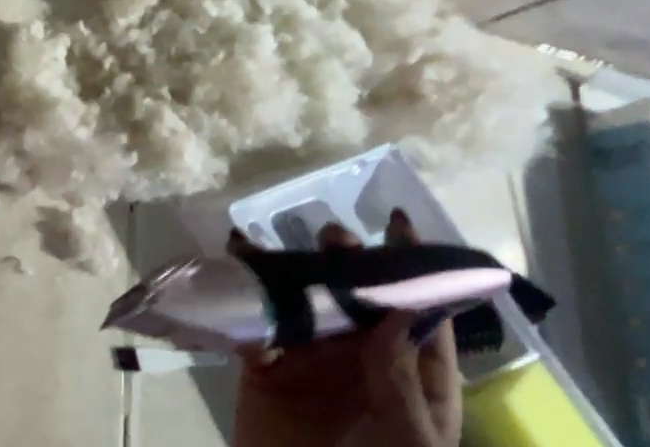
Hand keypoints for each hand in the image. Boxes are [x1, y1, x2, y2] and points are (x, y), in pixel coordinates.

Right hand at [231, 212, 463, 446]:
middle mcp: (361, 362)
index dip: (414, 270)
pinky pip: (252, 324)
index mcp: (411, 380)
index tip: (398, 224)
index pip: (418, 315)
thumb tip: (395, 309)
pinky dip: (239, 293)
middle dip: (344, 261)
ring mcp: (310, 363)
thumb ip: (401, 379)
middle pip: (354, 298)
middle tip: (331, 236)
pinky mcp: (262, 368)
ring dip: (284, 269)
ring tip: (266, 243)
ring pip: (299, 302)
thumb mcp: (409, 441)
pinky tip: (230, 269)